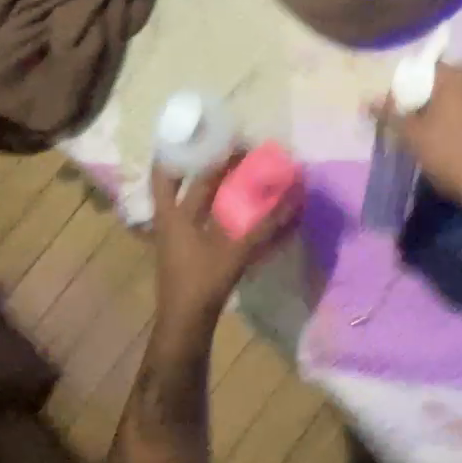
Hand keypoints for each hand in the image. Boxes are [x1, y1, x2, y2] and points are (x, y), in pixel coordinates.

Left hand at [149, 154, 299, 339]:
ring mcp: (177, 238)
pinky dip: (219, 211)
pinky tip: (239, 209)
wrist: (185, 327)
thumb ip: (266, 225)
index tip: (206, 135)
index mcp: (172, 215)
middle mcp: (171, 222)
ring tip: (241, 174)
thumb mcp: (236, 251)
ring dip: (214, 188)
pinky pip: (203, 220)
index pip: (167, 173)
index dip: (182, 152)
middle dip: (210, 167)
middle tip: (236, 153)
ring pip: (194, 203)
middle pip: (186, 185)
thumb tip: (294, 198)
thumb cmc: (202, 283)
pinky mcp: (188, 253)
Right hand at [380, 64, 461, 218]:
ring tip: (429, 138)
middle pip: (440, 83)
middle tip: (410, 128)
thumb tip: (366, 100)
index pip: (419, 71)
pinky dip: (460, 119)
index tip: (395, 116)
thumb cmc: (454, 157)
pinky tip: (453, 142)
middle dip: (422, 102)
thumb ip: (389, 115)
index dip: (402, 93)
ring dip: (442, 111)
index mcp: (457, 73)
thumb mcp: (414, 138)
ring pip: (458, 96)